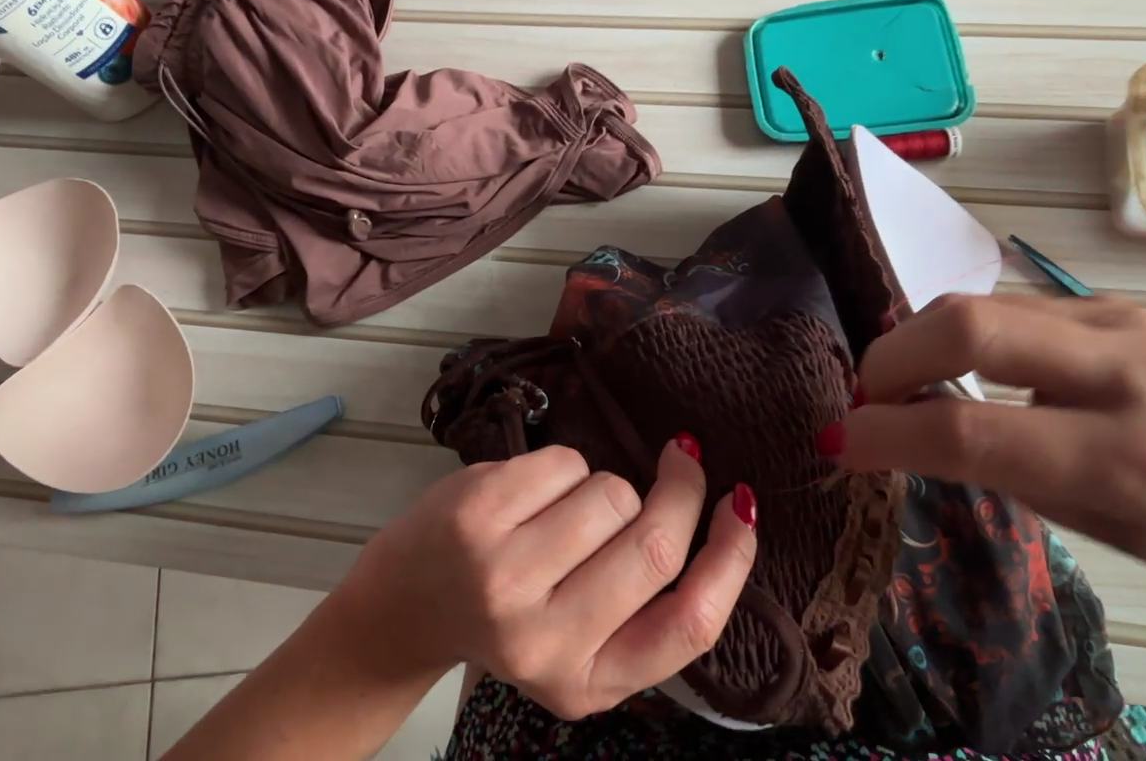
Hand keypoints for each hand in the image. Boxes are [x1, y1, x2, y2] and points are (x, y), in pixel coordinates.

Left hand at [332, 440, 757, 719]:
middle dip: (681, 489)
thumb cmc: (505, 616)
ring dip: (605, 485)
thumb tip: (729, 513)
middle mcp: (548, 642)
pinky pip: (566, 462)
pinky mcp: (478, 517)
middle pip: (655, 545)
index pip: (690, 624)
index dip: (732, 557)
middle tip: (682, 462)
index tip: (741, 506)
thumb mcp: (581, 642)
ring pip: (612, 494)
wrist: (404, 606)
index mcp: (588, 682)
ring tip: (566, 508)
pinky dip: (563, 466)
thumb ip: (643, 604)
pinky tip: (530, 493)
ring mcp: (507, 576)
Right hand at [832, 293, 1145, 601]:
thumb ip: (992, 464)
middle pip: (969, 328)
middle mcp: (1131, 376)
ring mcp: (1126, 324)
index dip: (886, 433)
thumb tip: (896, 428)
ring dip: (918, 339)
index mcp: (1129, 460)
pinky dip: (960, 332)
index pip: (970, 431)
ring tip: (902, 381)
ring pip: (979, 304)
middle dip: (891, 358)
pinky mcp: (1114, 304)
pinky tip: (959, 365)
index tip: (839, 441)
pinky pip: (1009, 305)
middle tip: (868, 396)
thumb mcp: (1086, 521)